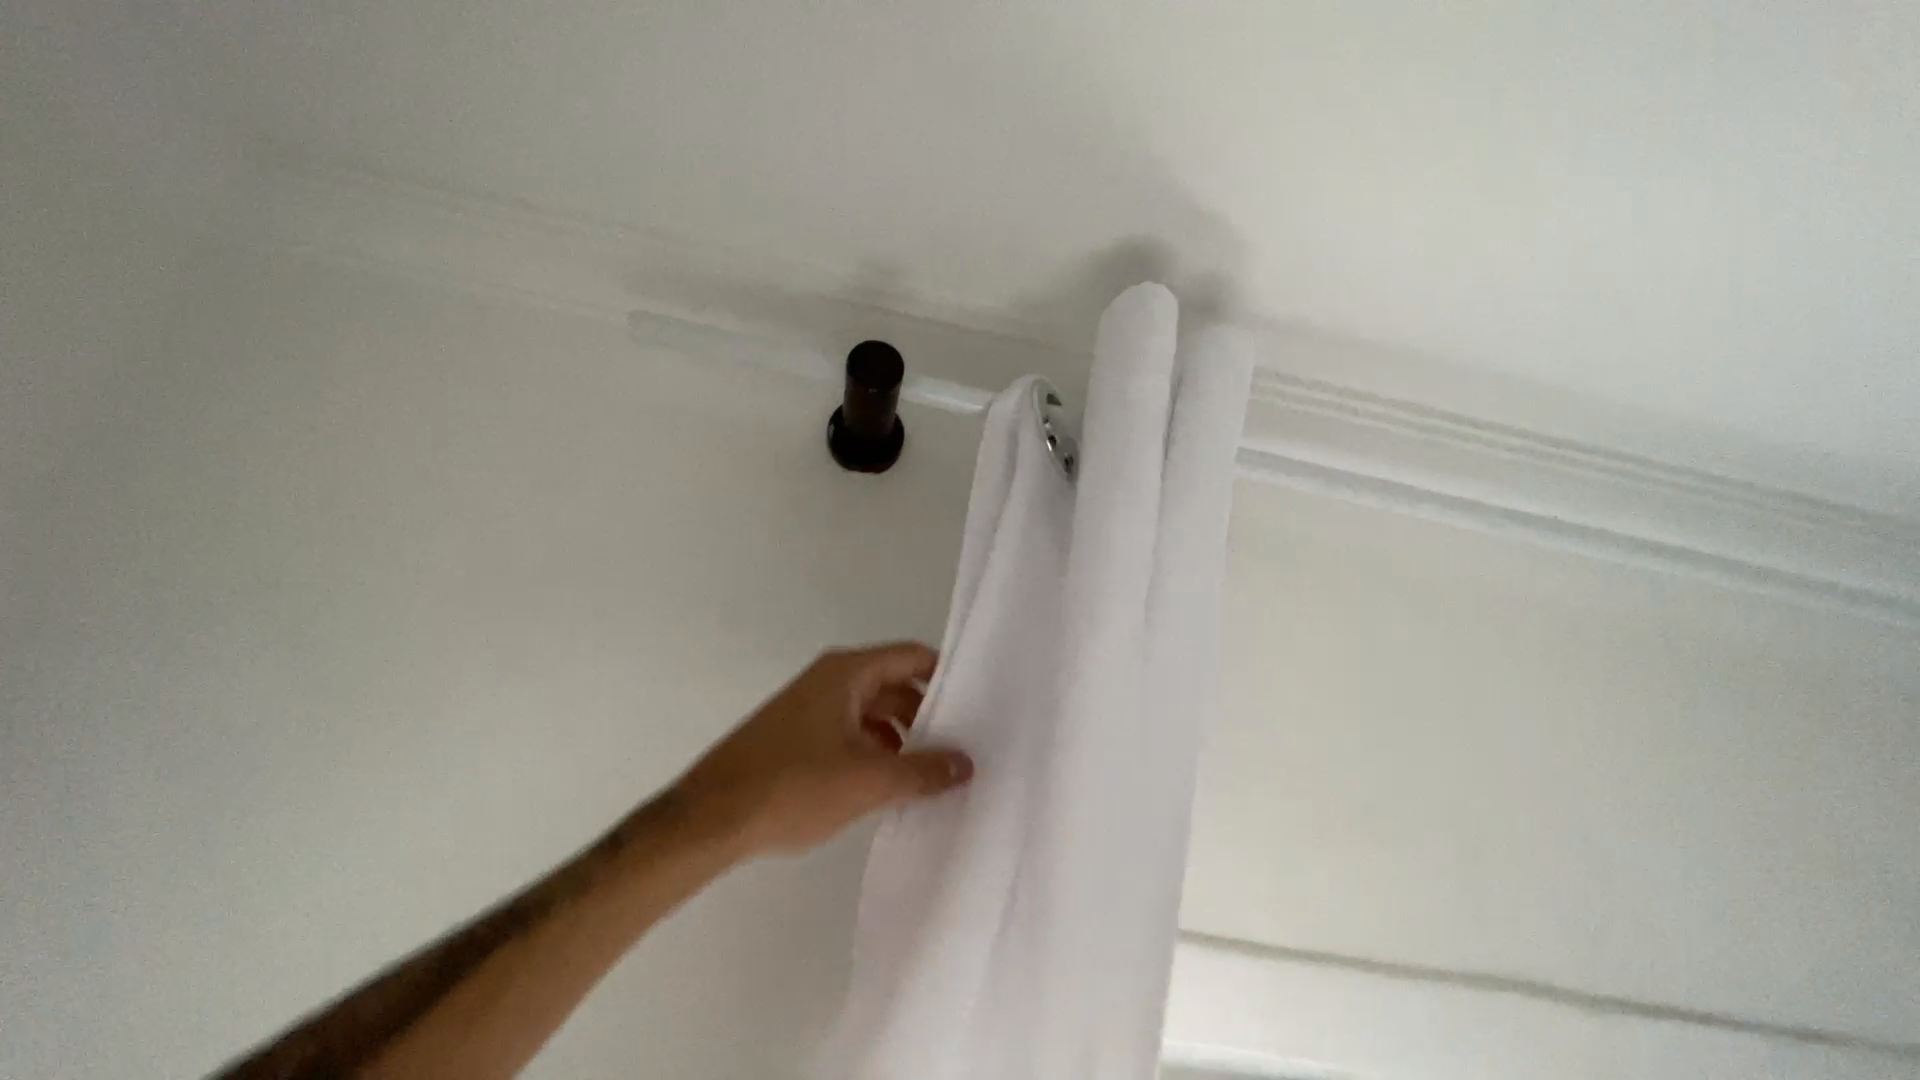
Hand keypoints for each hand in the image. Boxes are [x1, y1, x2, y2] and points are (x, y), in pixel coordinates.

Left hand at [673, 642, 973, 857]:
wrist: (709, 819)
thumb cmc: (792, 786)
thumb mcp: (868, 780)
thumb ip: (923, 770)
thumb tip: (967, 763)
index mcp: (847, 673)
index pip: (912, 658)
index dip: (947, 678)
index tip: (980, 706)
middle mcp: (830, 681)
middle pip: (895, 686)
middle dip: (928, 715)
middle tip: (964, 747)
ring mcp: (810, 709)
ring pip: (872, 714)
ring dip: (902, 739)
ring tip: (933, 774)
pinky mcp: (797, 739)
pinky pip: (850, 735)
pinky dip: (875, 753)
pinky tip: (890, 788)